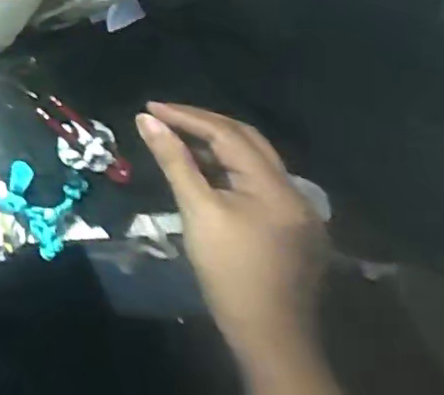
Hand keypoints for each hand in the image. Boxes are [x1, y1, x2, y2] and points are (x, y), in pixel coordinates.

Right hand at [137, 103, 329, 368]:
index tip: (148, 108)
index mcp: (276, 188)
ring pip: (252, 160)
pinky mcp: (290, 227)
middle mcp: (294, 193)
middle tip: (162, 116)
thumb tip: (147, 119)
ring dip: (213, 144)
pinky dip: (225, 166)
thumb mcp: (196, 208)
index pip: (228, 134)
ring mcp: (296, 212)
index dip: (186, 116)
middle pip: (246, 140)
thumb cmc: (228, 269)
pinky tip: (201, 169)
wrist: (268, 335)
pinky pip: (255, 181)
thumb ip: (174, 160)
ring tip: (174, 137)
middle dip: (202, 123)